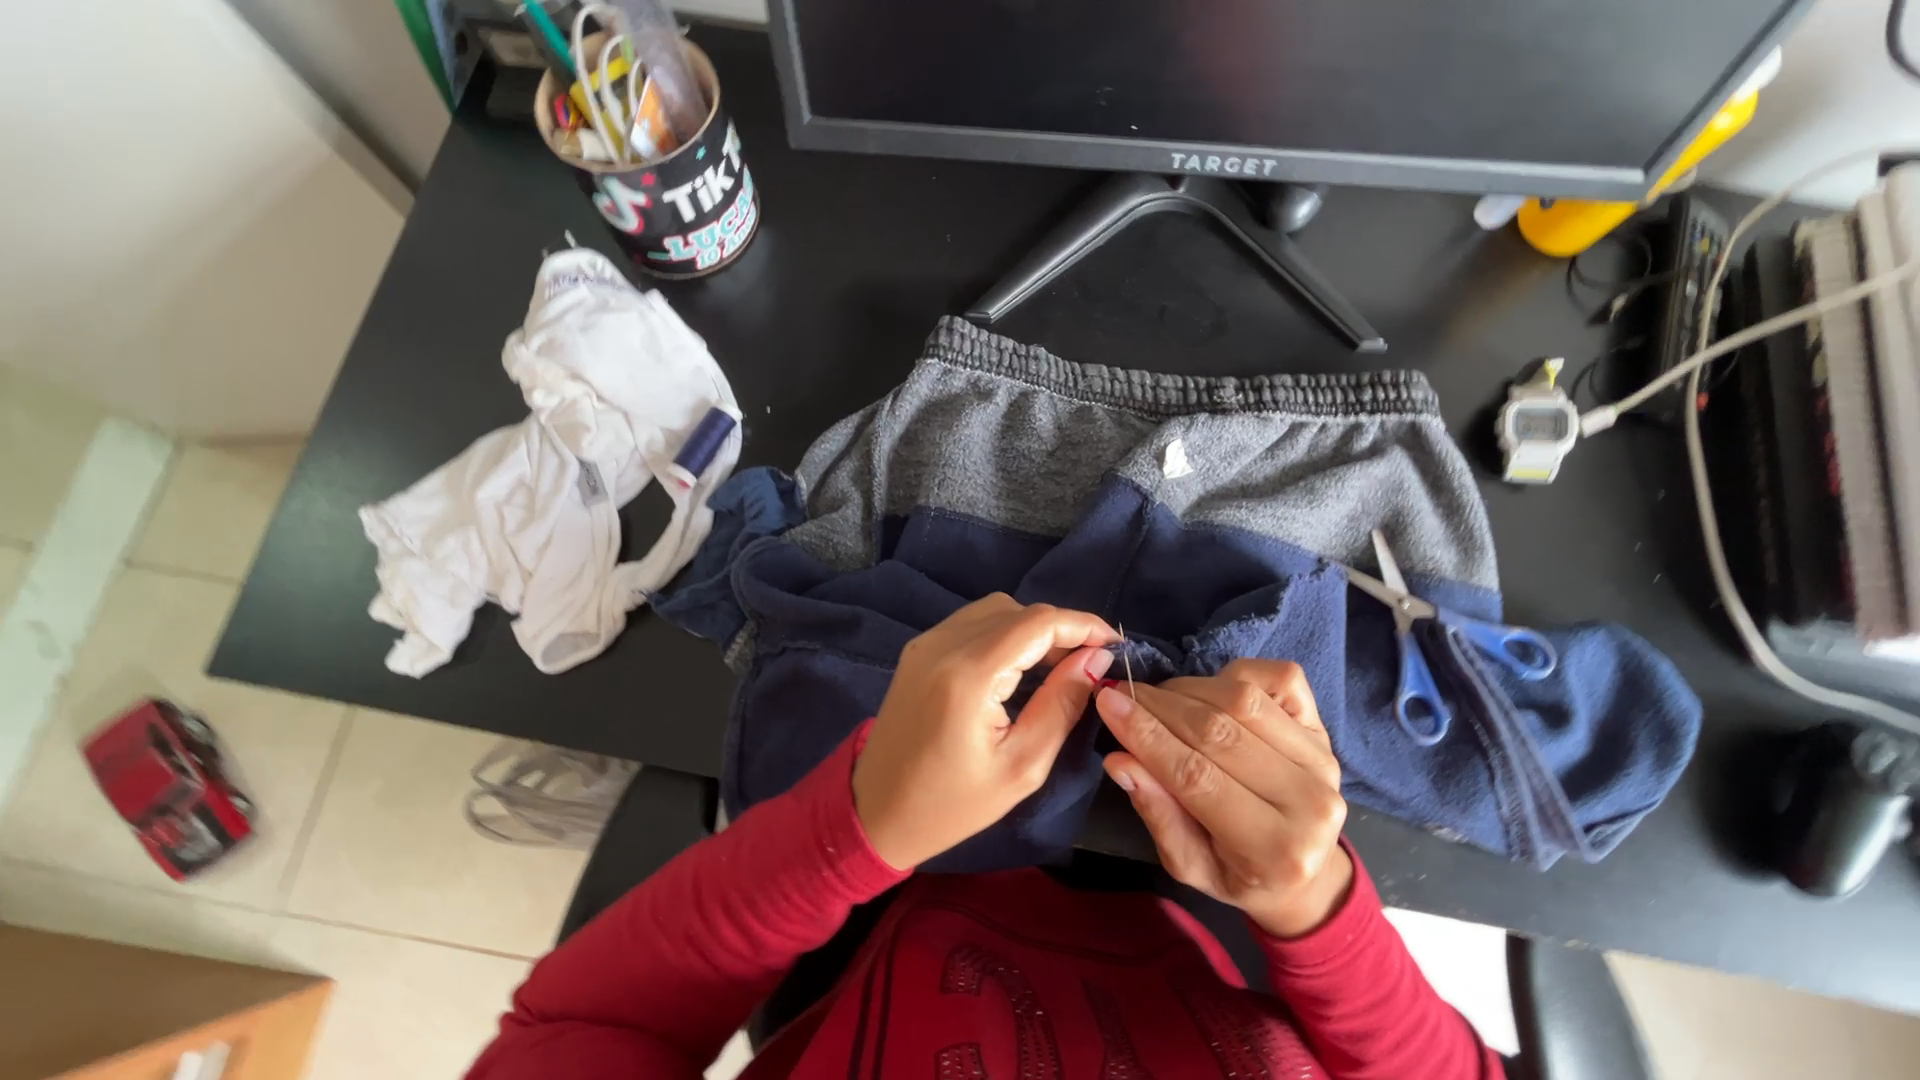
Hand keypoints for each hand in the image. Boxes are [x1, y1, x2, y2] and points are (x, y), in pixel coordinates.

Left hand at [853, 594, 1118, 869]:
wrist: (874, 812)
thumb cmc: (952, 804)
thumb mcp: (1022, 765)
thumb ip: (1062, 703)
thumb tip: (1097, 658)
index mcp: (970, 674)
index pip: (1038, 622)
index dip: (1083, 625)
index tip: (1117, 644)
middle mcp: (944, 644)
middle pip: (1018, 611)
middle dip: (1061, 629)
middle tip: (1091, 664)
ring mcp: (926, 642)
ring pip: (994, 610)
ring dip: (1032, 628)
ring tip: (1060, 665)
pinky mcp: (917, 650)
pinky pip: (972, 623)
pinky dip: (1004, 632)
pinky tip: (1020, 664)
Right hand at [1096, 659, 1353, 938]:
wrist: (1307, 872)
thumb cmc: (1238, 875)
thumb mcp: (1187, 865)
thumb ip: (1157, 813)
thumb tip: (1118, 760)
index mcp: (1274, 849)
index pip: (1197, 777)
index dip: (1146, 736)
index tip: (1107, 703)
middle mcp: (1309, 800)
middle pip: (1219, 732)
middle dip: (1158, 706)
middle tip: (1120, 693)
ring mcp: (1322, 758)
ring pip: (1243, 699)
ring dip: (1187, 689)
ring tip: (1157, 697)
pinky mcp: (1325, 727)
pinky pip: (1280, 678)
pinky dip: (1237, 672)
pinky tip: (1209, 689)